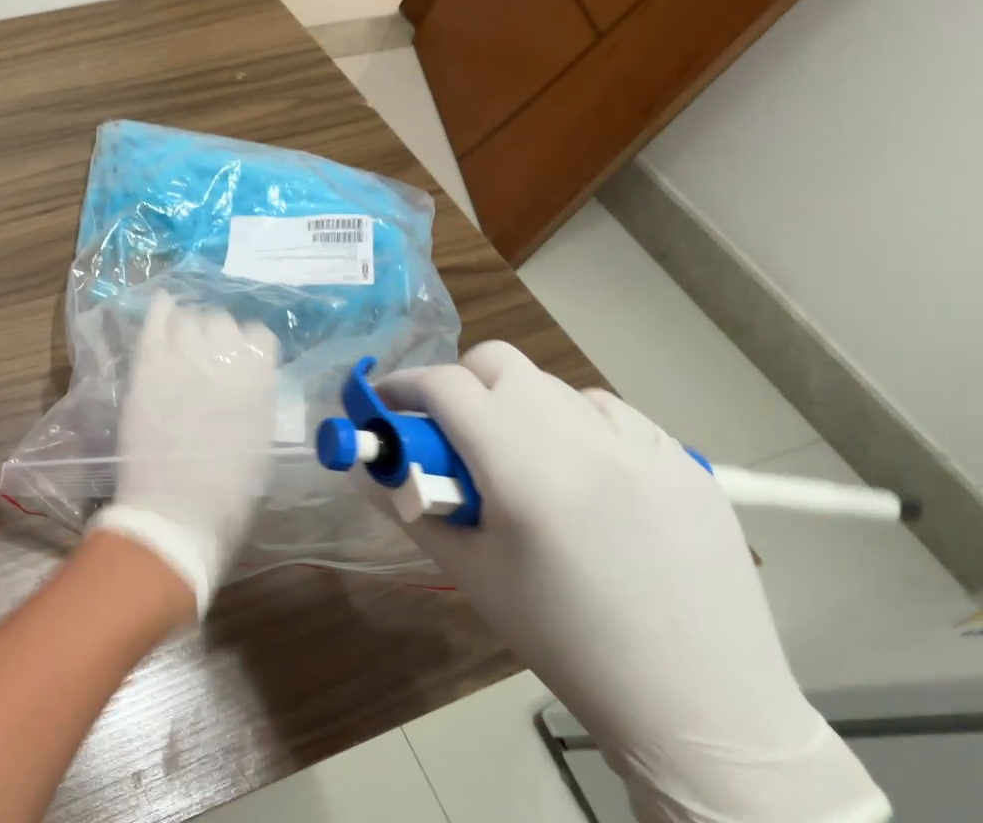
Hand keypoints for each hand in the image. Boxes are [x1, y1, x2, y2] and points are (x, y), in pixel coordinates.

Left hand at [89, 291, 280, 617]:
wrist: (176, 512)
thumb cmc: (229, 492)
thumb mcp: (262, 441)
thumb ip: (254, 400)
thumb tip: (243, 380)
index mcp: (260, 381)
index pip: (258, 337)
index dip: (247, 347)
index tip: (238, 359)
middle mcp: (224, 360)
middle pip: (221, 322)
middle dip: (216, 335)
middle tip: (207, 355)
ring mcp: (181, 360)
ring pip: (188, 319)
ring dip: (188, 325)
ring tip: (182, 337)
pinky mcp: (147, 369)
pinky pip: (154, 324)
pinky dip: (159, 310)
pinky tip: (162, 304)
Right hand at [375, 342, 886, 822]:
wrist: (694, 698)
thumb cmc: (561, 640)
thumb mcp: (469, 574)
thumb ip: (409, 508)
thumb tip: (365, 468)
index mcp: (525, 473)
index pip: (446, 387)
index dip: (403, 387)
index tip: (384, 405)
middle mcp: (586, 441)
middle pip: (499, 363)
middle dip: (458, 385)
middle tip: (448, 437)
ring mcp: (646, 446)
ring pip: (554, 385)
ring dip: (517, 406)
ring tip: (521, 467)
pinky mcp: (686, 461)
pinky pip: (610, 413)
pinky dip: (574, 425)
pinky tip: (580, 479)